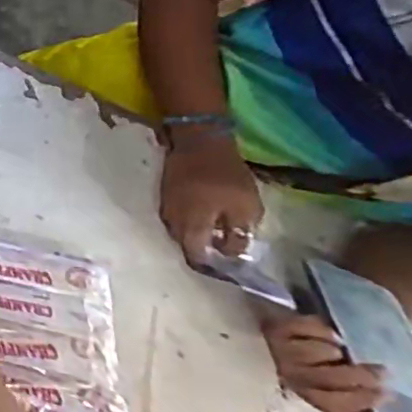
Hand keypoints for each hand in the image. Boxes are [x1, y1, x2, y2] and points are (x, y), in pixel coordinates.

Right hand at [159, 133, 263, 265]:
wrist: (199, 143)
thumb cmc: (226, 178)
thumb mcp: (245, 209)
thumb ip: (239, 235)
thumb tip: (232, 254)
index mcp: (192, 227)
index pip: (196, 256)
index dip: (211, 266)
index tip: (226, 268)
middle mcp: (173, 221)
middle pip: (184, 244)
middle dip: (200, 250)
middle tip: (220, 249)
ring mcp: (166, 206)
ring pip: (177, 230)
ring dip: (192, 234)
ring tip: (211, 232)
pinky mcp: (165, 193)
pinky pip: (175, 216)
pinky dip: (187, 221)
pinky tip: (201, 216)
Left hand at [264, 314, 385, 411]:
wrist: (256, 333)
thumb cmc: (300, 366)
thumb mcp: (322, 390)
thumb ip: (348, 409)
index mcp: (303, 392)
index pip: (334, 403)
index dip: (362, 400)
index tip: (387, 393)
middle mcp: (289, 372)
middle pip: (331, 378)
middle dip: (362, 375)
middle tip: (382, 371)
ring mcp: (279, 347)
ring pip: (320, 352)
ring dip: (336, 350)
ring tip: (340, 348)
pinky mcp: (273, 326)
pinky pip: (305, 326)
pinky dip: (321, 328)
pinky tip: (327, 332)